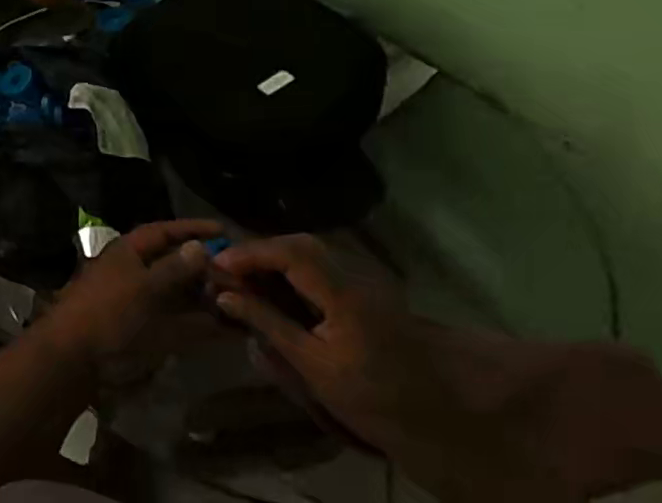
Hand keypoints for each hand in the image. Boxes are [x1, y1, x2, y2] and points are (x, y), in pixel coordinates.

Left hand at [41, 219, 226, 385]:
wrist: (78, 355)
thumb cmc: (108, 311)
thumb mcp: (143, 286)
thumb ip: (173, 268)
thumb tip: (200, 246)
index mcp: (129, 252)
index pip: (162, 231)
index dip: (190, 228)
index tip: (222, 229)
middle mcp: (137, 272)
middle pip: (174, 262)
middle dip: (205, 266)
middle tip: (240, 271)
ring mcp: (144, 301)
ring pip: (181, 292)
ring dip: (207, 294)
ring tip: (241, 297)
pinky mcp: (149, 329)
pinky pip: (181, 320)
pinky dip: (203, 322)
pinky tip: (229, 326)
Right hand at [214, 236, 577, 502]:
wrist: (441, 416)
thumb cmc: (373, 397)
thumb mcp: (314, 367)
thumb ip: (269, 324)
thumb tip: (224, 295)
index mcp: (346, 296)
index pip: (291, 254)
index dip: (251, 253)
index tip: (219, 264)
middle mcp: (357, 276)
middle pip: (299, 244)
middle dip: (258, 251)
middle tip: (226, 268)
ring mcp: (365, 279)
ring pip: (310, 249)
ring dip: (273, 256)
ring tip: (243, 274)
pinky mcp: (366, 287)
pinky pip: (320, 262)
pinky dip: (290, 265)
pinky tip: (273, 282)